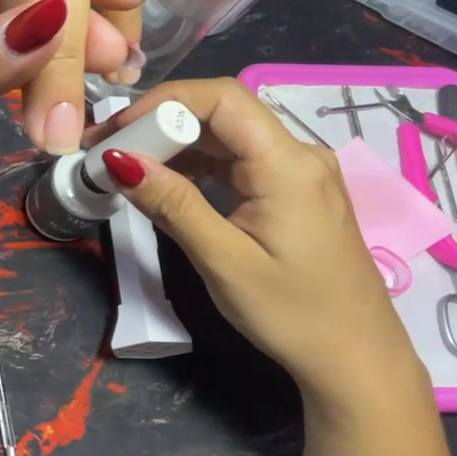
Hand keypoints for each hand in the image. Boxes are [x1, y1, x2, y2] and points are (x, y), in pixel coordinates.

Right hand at [86, 79, 424, 401]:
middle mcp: (297, 155)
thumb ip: (172, 204)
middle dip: (158, 122)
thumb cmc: (292, 312)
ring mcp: (296, 173)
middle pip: (221, 112)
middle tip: (102, 147)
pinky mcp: (288, 192)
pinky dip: (193, 164)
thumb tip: (117, 160)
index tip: (114, 129)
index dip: (163, 101)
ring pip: (225, 136)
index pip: (222, 98)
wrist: (354, 357)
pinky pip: (234, 161)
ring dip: (172, 144)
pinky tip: (161, 183)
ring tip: (121, 164)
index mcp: (287, 164)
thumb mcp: (222, 260)